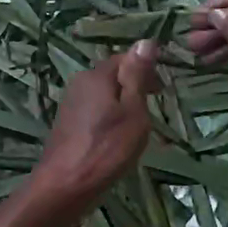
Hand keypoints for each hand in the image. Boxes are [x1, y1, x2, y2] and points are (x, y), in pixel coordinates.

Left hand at [35, 40, 161, 196]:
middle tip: (153, 109)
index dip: (146, 69)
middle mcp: (79, 83)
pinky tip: (116, 138)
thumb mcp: (132, 111)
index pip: (125, 58)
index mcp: (96, 75)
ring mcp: (70, 104)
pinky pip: (94, 111)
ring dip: (122, 104)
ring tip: (138, 126)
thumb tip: (145, 40)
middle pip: (112, 75)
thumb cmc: (106, 148)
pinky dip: (109, 118)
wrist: (65, 186)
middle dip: (134, 86)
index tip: (162, 91)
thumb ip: (137, 76)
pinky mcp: (67, 124)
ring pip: (103, 95)